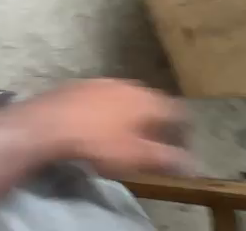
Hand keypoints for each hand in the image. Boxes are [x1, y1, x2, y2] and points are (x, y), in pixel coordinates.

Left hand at [9, 79, 191, 175]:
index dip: (184, 127)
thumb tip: (192, 163)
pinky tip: (103, 124)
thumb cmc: (99, 141)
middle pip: (153, 100)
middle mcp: (129, 85)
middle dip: (158, 119)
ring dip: (134, 113)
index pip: (177, 110)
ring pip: (129, 96)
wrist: (53, 122)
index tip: (186, 142)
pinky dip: (113, 110)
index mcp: (146, 100)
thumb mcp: (135, 156)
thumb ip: (165, 158)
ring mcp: (105, 81)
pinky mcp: (85, 85)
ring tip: (132, 133)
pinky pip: (107, 96)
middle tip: (159, 140)